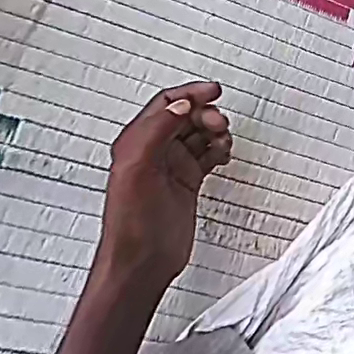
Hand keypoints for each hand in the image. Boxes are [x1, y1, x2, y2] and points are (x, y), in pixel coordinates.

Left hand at [98, 82, 233, 292]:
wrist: (142, 262)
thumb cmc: (131, 224)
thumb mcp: (138, 167)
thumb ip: (157, 131)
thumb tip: (180, 105)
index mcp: (136, 142)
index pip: (166, 105)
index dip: (189, 94)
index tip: (212, 91)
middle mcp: (153, 151)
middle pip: (186, 117)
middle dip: (206, 114)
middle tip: (219, 123)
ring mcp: (171, 167)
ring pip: (198, 134)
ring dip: (214, 131)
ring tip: (222, 140)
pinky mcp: (186, 182)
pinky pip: (206, 155)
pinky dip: (217, 150)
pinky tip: (222, 155)